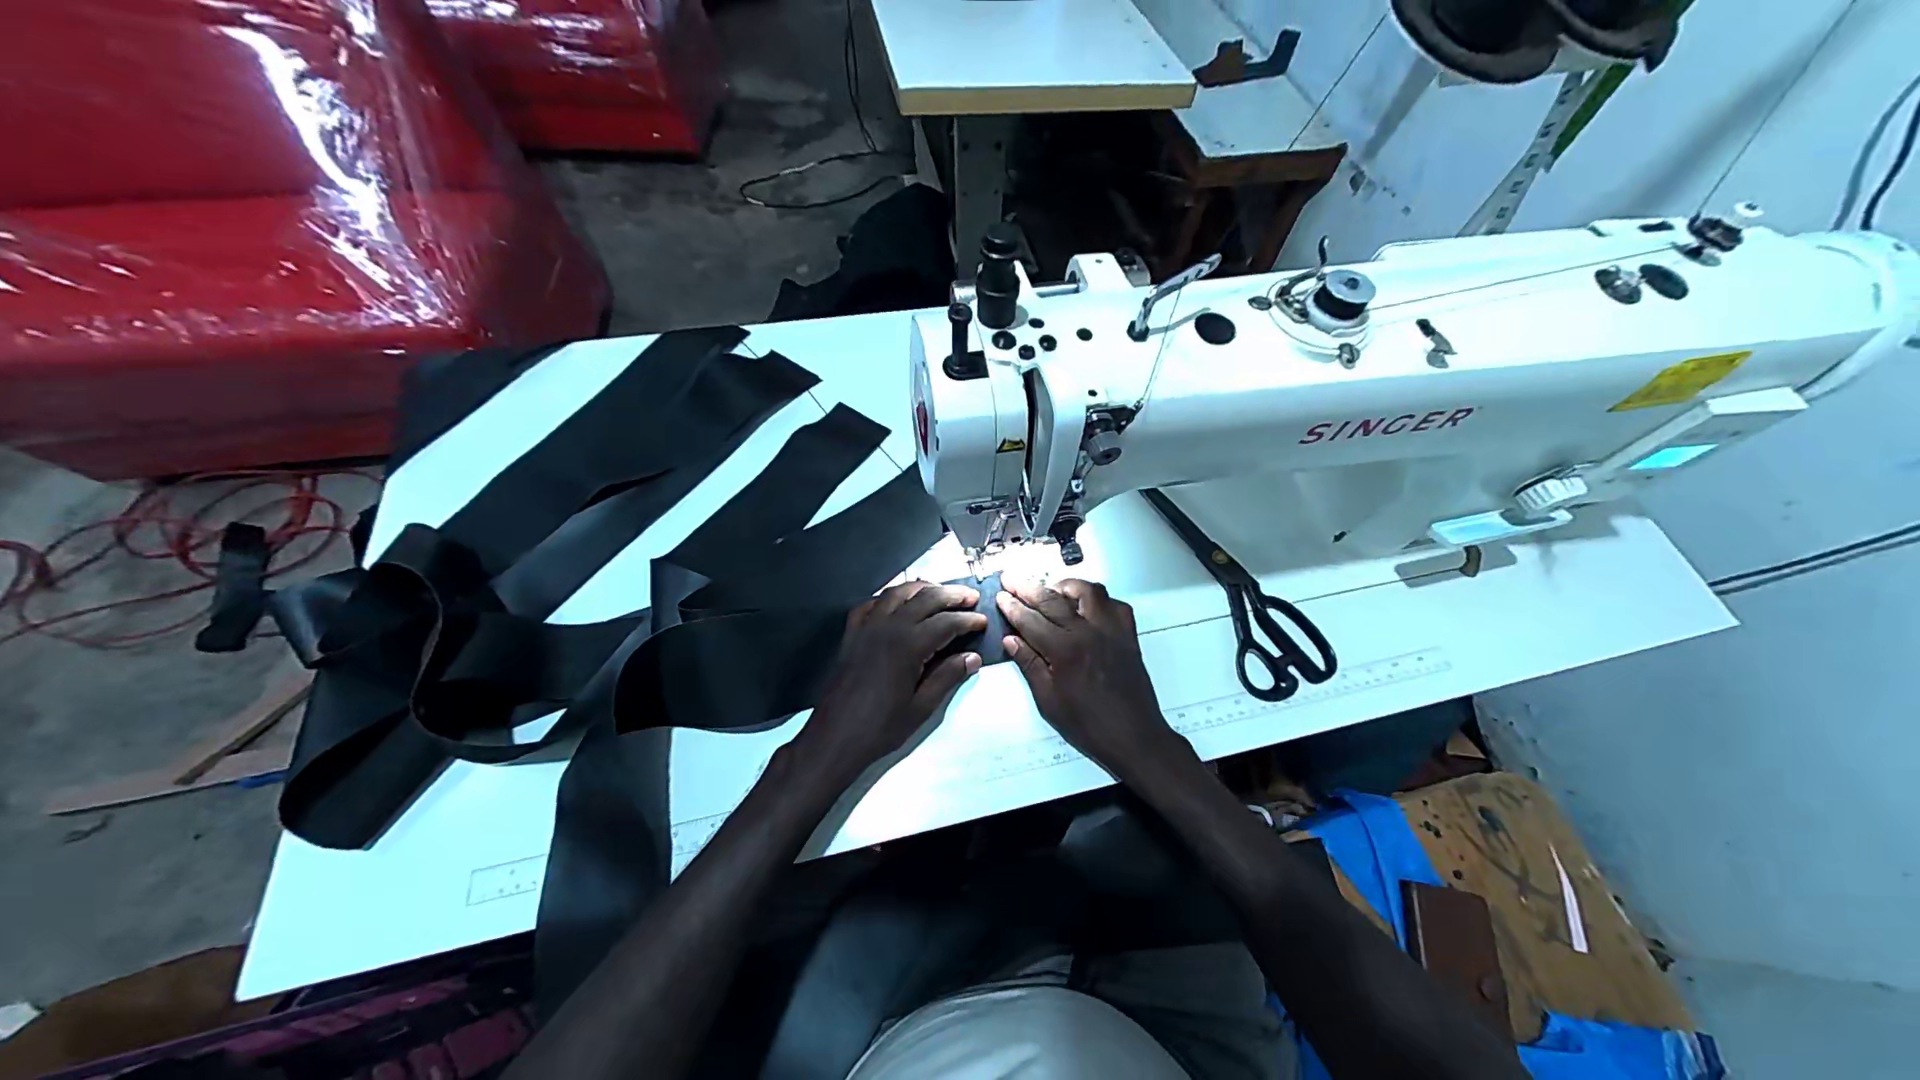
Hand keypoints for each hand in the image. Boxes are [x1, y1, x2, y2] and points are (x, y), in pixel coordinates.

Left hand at [795, 581, 986, 783]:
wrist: (835, 736)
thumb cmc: (881, 727)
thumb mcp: (922, 707)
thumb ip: (948, 677)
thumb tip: (972, 658)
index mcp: (908, 645)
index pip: (946, 622)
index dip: (968, 620)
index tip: (982, 621)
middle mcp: (888, 627)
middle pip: (925, 598)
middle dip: (951, 595)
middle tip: (970, 597)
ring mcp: (867, 627)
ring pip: (897, 593)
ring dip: (922, 588)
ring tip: (939, 592)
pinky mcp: (852, 634)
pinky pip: (871, 604)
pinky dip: (888, 598)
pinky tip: (898, 603)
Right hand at [997, 578, 1182, 777]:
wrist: (1133, 737)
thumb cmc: (1091, 726)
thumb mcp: (1048, 700)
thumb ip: (1029, 664)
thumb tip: (1011, 641)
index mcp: (1065, 650)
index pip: (1030, 620)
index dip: (1012, 607)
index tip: (1002, 597)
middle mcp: (1089, 633)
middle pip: (1053, 599)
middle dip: (1029, 589)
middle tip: (1014, 581)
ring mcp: (1111, 630)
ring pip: (1087, 592)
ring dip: (1065, 586)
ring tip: (1050, 589)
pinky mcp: (1127, 635)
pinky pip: (1113, 604)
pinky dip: (1097, 599)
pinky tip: (1086, 606)